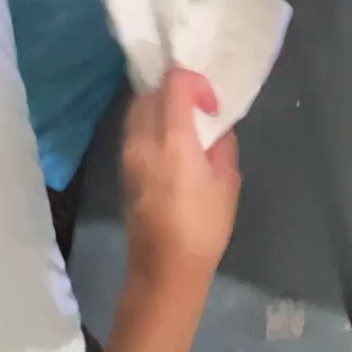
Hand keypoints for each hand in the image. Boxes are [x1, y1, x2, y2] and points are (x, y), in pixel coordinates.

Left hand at [120, 69, 240, 297]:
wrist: (164, 269)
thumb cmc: (204, 227)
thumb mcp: (228, 181)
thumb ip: (221, 144)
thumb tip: (214, 128)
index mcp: (173, 139)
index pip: (174, 83)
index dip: (196, 83)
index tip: (211, 107)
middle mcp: (143, 139)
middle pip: (151, 91)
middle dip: (176, 91)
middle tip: (198, 109)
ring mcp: (128, 153)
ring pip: (137, 108)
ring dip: (160, 105)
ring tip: (184, 124)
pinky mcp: (123, 167)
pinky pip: (133, 129)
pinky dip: (150, 123)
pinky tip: (169, 143)